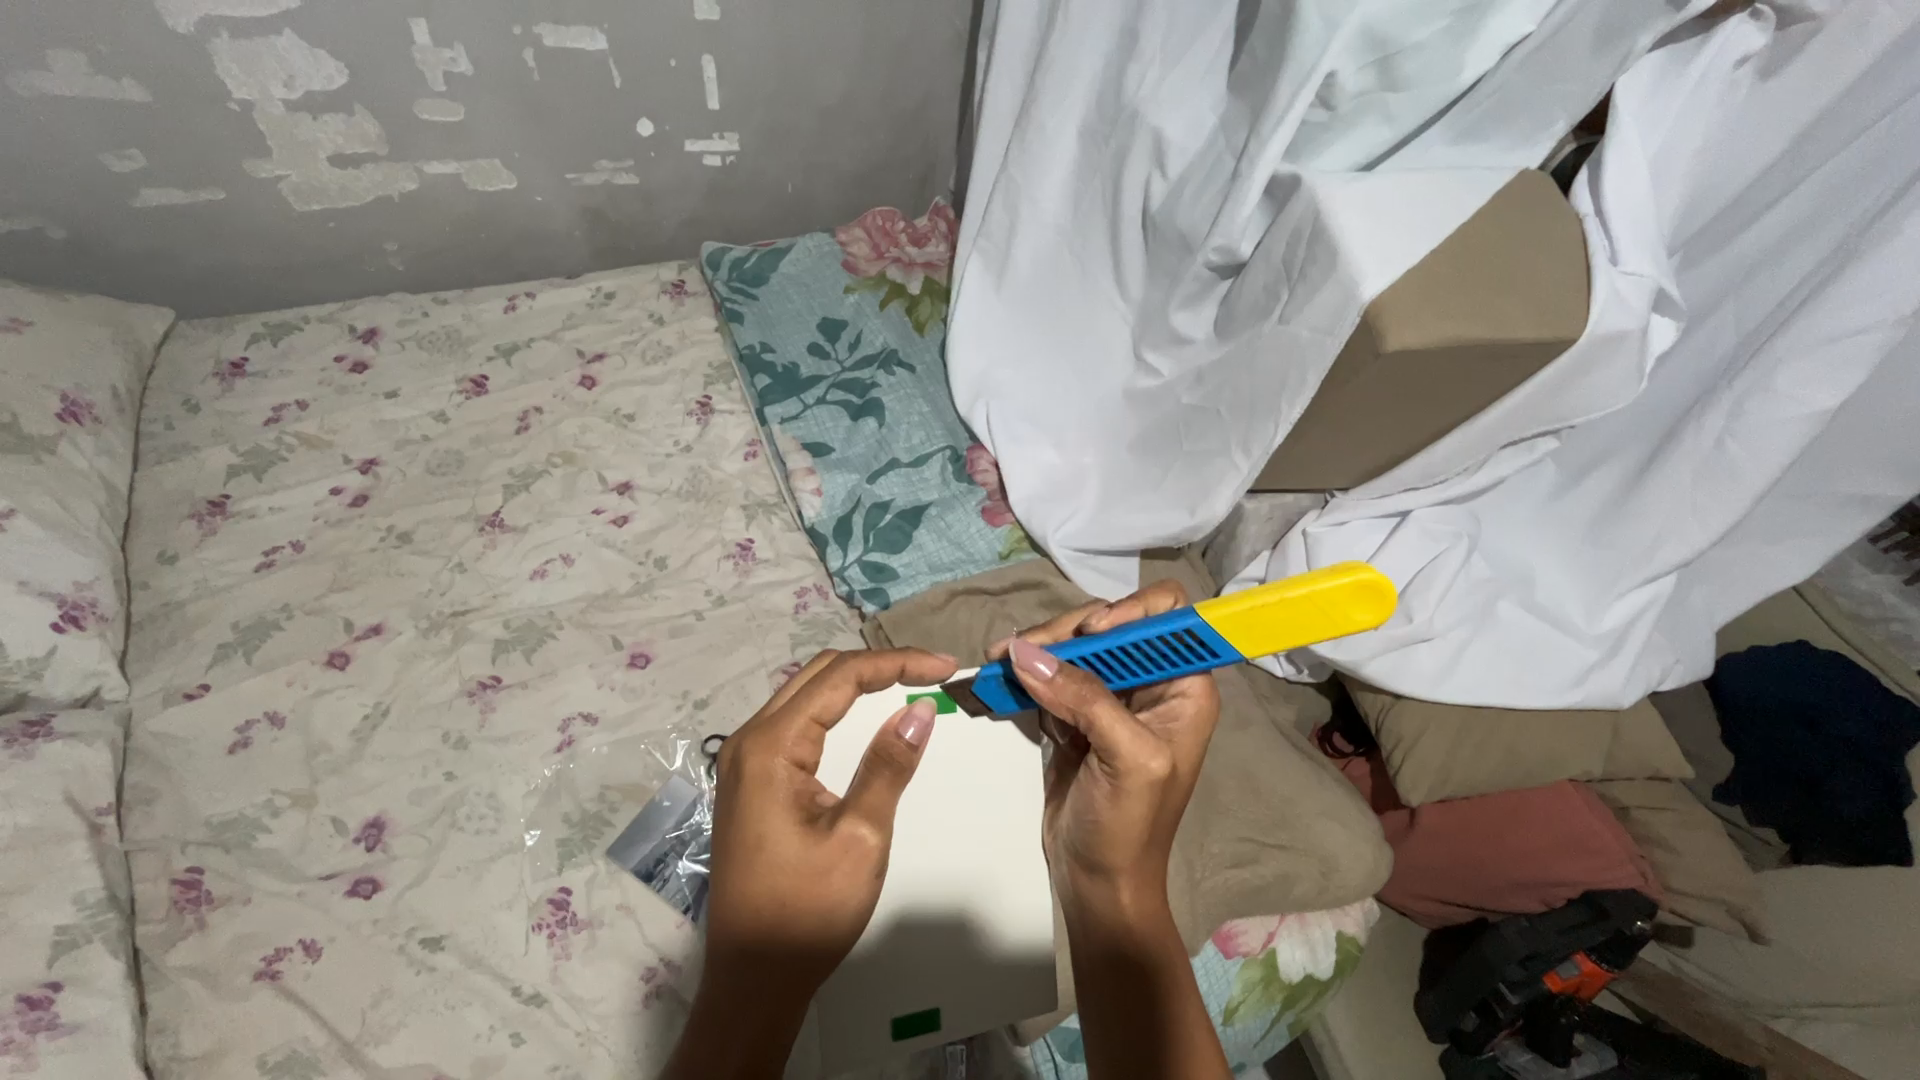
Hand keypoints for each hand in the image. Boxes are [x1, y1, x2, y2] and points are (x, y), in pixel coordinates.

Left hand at [703, 647, 956, 991]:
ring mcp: (745, 761)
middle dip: (878, 665)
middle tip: (933, 671)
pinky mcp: (752, 781)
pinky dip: (836, 709)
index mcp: (771, 748)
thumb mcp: (859, 837)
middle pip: (818, 675)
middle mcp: (749, 741)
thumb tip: (918, 709)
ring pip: (805, 695)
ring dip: (856, 682)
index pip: (840, 678)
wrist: (753, 977)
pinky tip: (865, 714)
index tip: (945, 667)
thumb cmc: (807, 912)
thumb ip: (888, 766)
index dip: (896, 663)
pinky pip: (796, 723)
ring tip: (908, 682)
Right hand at [988, 581, 1219, 912]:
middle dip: (1066, 632)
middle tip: (1019, 650)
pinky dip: (1025, 674)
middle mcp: (1151, 683)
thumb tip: (1025, 652)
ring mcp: (1109, 697)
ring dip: (1037, 650)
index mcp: (1184, 688)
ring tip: (998, 662)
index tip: (1088, 635)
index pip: (1167, 617)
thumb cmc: (1130, 826)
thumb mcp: (1127, 760)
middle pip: (1109, 625)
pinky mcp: (1074, 713)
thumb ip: (1085, 699)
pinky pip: (1049, 675)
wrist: (1097, 880)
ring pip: (1074, 647)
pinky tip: (1000, 681)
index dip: (1129, 611)